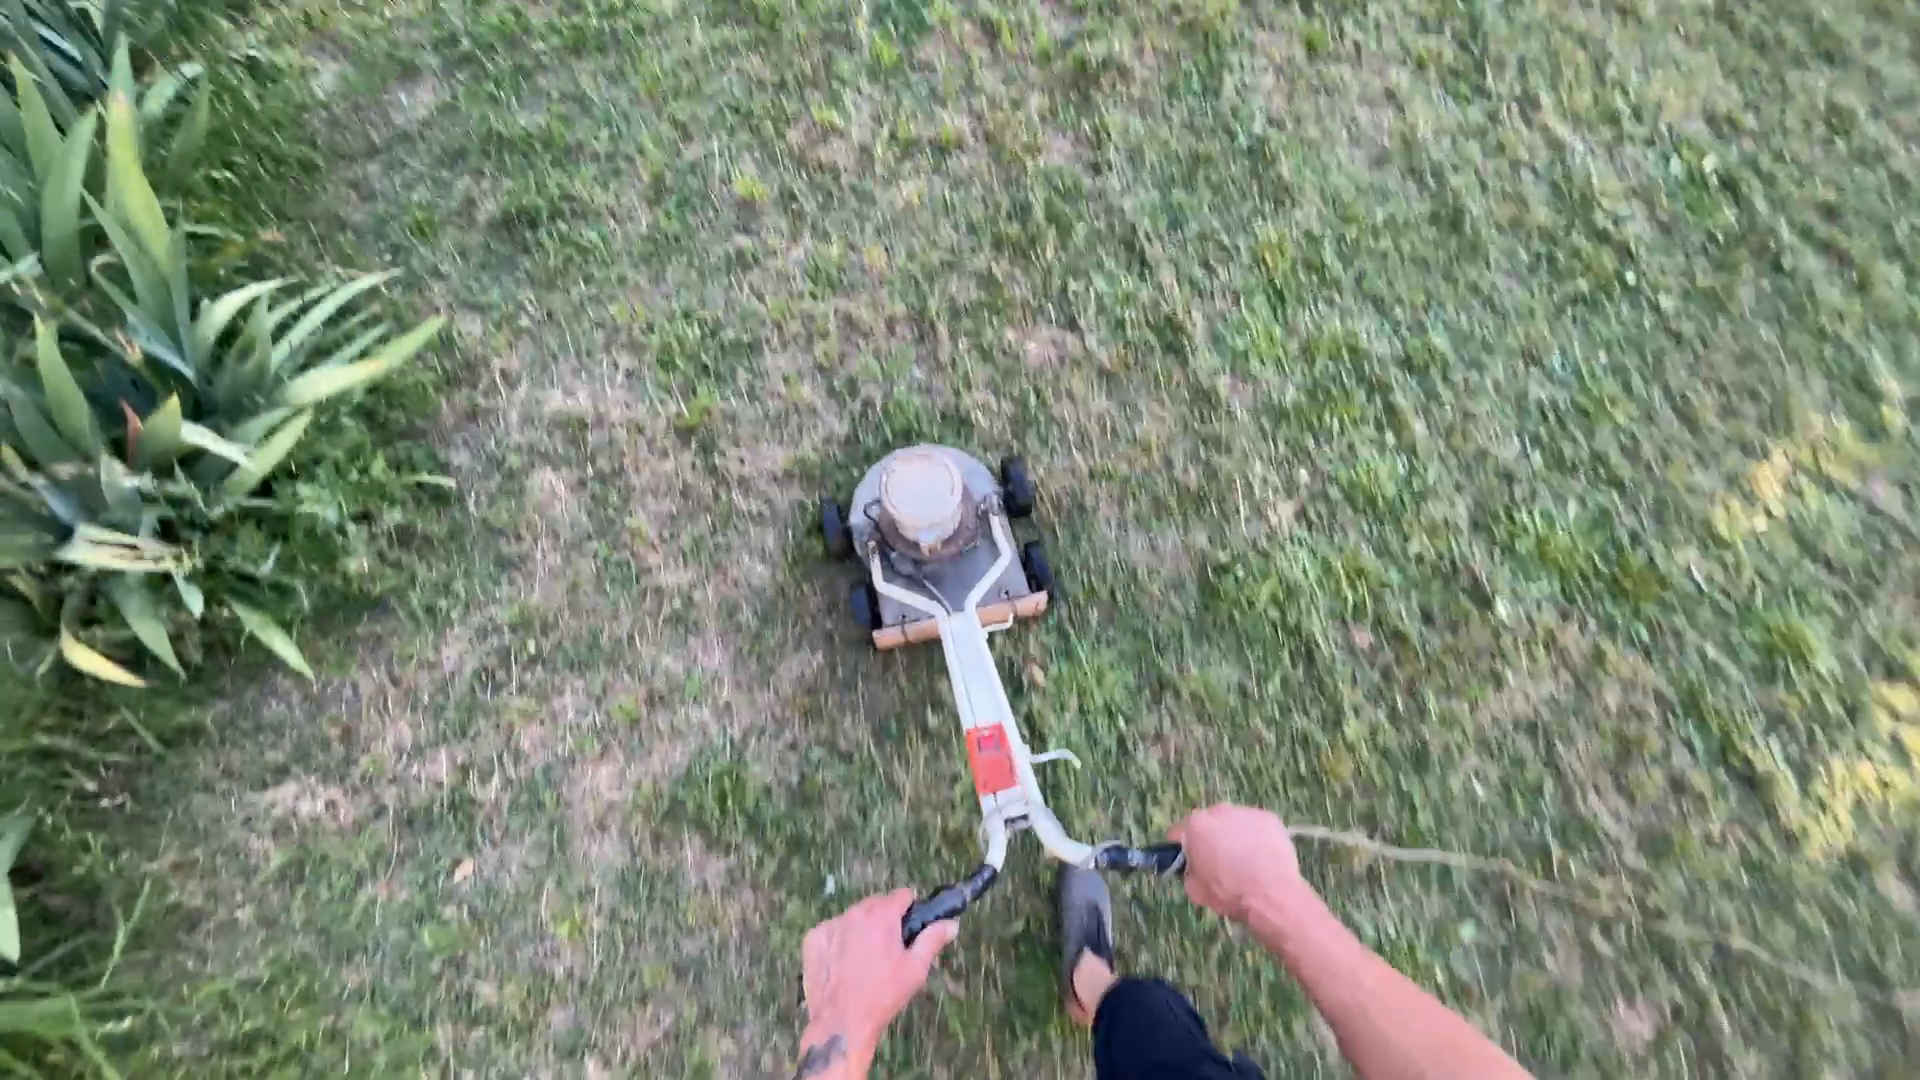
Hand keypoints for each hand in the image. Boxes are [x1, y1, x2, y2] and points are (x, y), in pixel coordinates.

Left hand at [798, 889, 958, 1070]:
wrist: (842, 1023)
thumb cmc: (883, 996)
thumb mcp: (915, 969)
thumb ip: (933, 939)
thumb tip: (951, 923)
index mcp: (882, 915)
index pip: (901, 895)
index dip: (908, 911)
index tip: (907, 930)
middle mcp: (855, 912)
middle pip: (876, 904)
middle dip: (884, 920)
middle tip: (887, 950)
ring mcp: (831, 924)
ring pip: (853, 917)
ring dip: (861, 930)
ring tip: (864, 962)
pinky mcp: (813, 938)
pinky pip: (831, 931)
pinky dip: (838, 942)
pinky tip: (842, 966)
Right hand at [1170, 803, 1306, 922]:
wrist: (1272, 896)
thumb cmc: (1230, 893)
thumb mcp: (1196, 891)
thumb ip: (1189, 872)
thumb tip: (1194, 867)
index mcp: (1196, 825)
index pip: (1179, 832)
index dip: (1182, 848)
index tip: (1189, 861)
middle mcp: (1219, 811)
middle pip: (1208, 823)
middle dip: (1211, 838)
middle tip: (1219, 861)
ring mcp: (1246, 812)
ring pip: (1234, 822)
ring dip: (1234, 835)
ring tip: (1246, 860)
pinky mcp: (1269, 819)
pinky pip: (1257, 826)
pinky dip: (1257, 837)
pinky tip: (1263, 857)